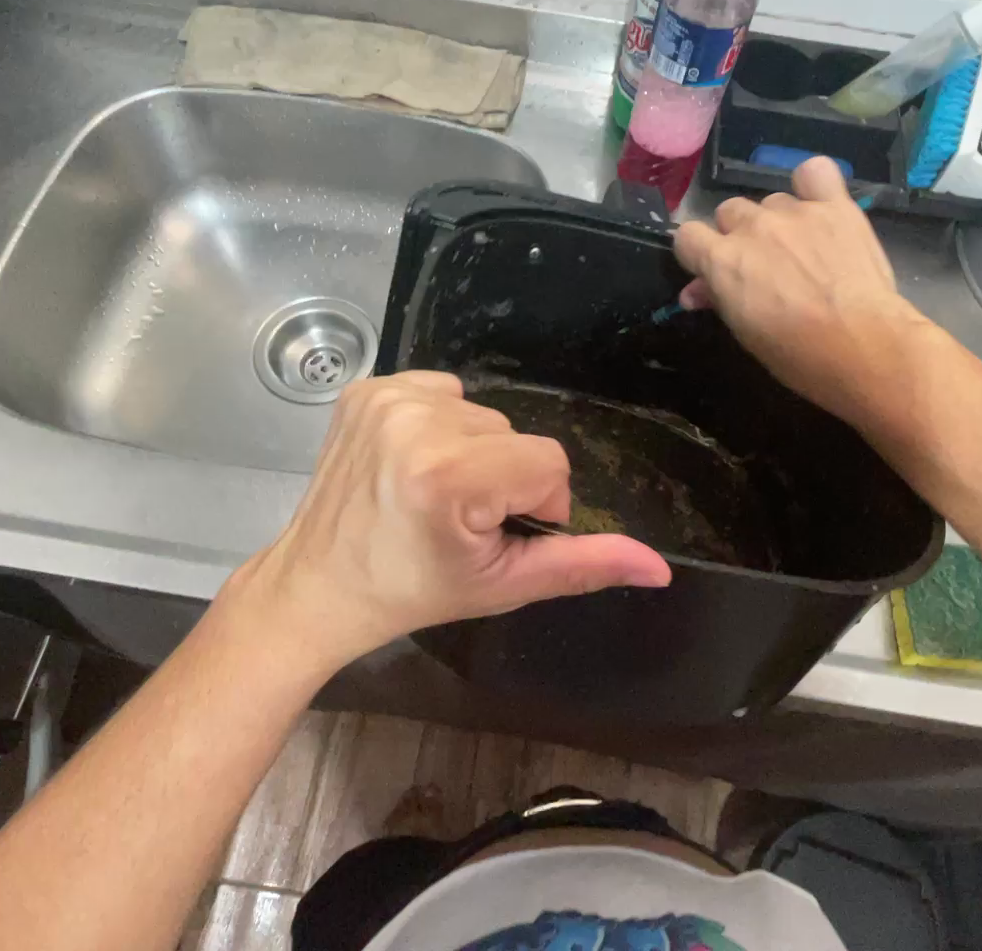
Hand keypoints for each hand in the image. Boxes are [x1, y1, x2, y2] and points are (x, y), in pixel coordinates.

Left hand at [226, 372, 671, 666]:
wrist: (322, 584)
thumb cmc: (414, 591)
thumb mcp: (503, 585)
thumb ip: (583, 566)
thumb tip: (659, 567)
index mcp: (449, 474)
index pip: (547, 464)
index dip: (534, 504)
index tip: (493, 533)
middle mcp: (416, 422)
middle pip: (514, 435)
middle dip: (502, 478)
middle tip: (458, 519)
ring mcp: (385, 399)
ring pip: (481, 414)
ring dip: (472, 451)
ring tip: (432, 492)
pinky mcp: (366, 388)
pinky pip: (441, 392)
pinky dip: (440, 425)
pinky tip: (412, 463)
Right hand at [673, 156, 940, 416]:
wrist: (861, 345)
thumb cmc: (795, 353)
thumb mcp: (743, 331)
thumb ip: (717, 298)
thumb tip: (695, 291)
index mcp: (721, 260)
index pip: (687, 236)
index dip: (697, 254)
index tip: (711, 272)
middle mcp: (752, 226)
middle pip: (728, 212)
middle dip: (737, 236)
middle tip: (760, 266)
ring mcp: (795, 212)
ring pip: (770, 201)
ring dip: (776, 221)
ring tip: (799, 248)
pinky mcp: (835, 206)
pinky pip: (815, 172)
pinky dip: (811, 185)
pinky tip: (817, 206)